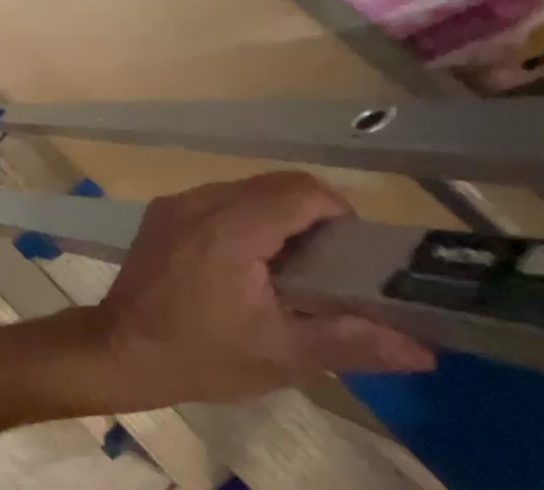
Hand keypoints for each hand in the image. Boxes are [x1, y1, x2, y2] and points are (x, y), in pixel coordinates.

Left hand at [90, 172, 435, 407]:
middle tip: (331, 269)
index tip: (354, 254)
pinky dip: (243, 220)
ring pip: (243, 191)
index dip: (338, 213)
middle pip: (272, 186)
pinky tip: (250, 267)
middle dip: (311, 218)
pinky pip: (215, 201)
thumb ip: (352, 342)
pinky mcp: (160, 215)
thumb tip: (421, 348)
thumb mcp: (284, 355)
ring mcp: (174, 205)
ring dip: (276, 219)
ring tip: (293, 272)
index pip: (299, 190)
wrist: (121, 349)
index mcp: (229, 229)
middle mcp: (198, 203)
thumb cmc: (202, 354)